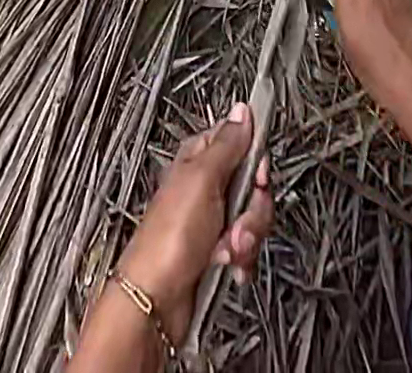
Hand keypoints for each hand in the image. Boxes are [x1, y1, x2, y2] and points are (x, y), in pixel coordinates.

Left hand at [116, 102, 273, 341]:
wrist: (156, 300)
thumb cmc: (168, 238)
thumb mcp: (202, 179)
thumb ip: (227, 144)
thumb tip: (243, 110)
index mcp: (199, 158)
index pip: (241, 141)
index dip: (255, 160)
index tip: (255, 176)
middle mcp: (206, 185)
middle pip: (254, 184)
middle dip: (253, 208)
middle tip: (236, 220)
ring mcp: (213, 218)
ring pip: (254, 217)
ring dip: (246, 237)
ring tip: (226, 249)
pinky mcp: (219, 248)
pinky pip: (248, 246)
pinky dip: (242, 259)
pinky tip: (227, 265)